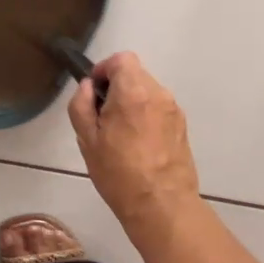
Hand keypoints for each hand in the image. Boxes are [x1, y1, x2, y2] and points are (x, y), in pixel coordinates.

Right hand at [67, 52, 200, 224]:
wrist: (160, 203)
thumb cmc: (118, 172)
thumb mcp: (87, 140)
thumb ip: (81, 106)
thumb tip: (87, 88)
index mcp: (133, 93)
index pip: (121, 59)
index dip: (103, 70)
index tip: (93, 93)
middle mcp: (158, 94)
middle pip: (135, 74)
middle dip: (116, 88)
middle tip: (102, 118)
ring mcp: (173, 110)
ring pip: (147, 92)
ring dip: (131, 103)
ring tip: (119, 135)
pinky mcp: (182, 126)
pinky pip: (158, 109)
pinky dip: (145, 116)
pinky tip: (136, 144)